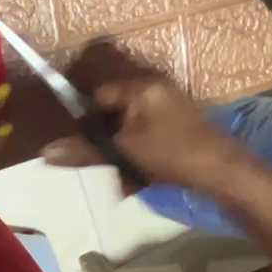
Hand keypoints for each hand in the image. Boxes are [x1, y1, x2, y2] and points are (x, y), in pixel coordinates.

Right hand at [39, 75, 250, 190]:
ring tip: (122, 180)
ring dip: (122, 157)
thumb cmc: (173, 153)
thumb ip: (85, 151)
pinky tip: (138, 183)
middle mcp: (157, 92)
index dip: (86, 119)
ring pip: (131, 133)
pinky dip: (140, 160)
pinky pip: (148, 142)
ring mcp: (172, 112)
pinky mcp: (181, 132)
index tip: (80, 144)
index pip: (100, 95)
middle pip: (114, 115)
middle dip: (105, 143)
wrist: (226, 175)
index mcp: (143, 88)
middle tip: (100, 166)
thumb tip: (46, 152)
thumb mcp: (124, 152)